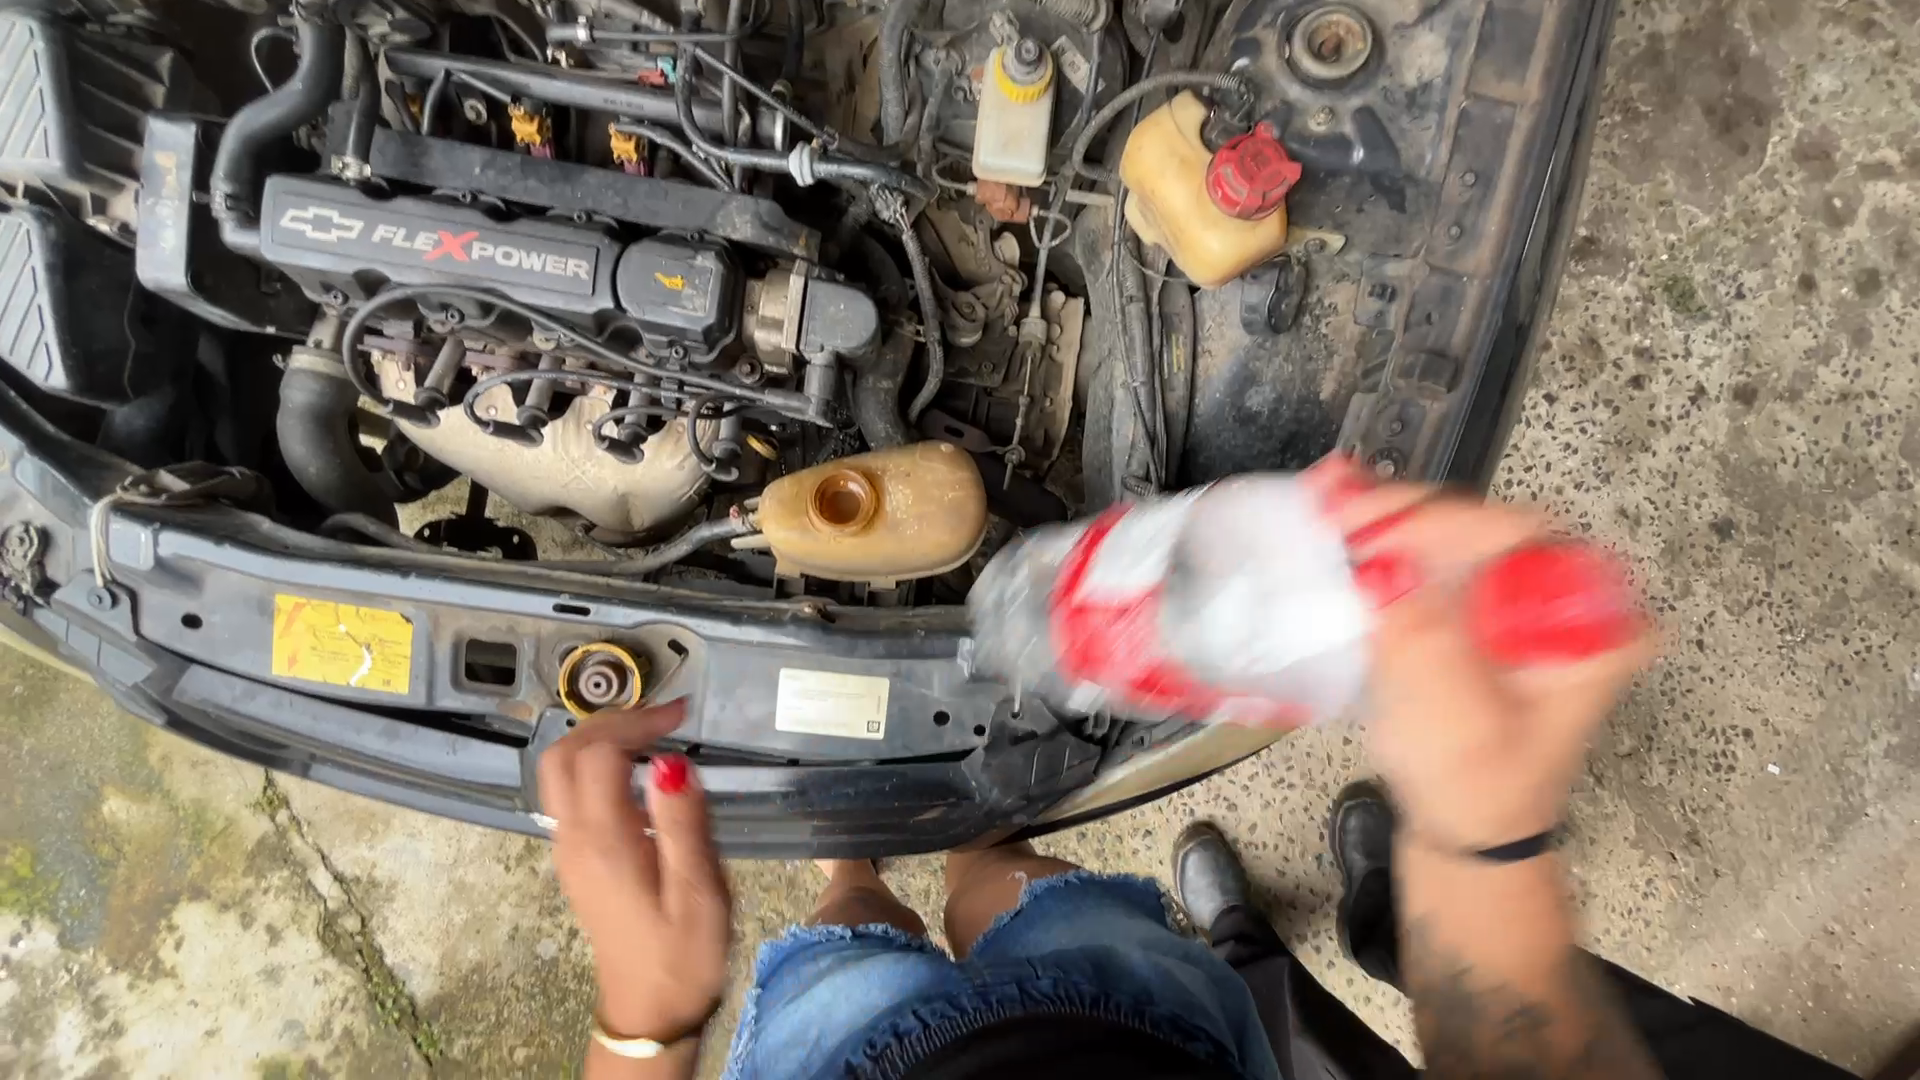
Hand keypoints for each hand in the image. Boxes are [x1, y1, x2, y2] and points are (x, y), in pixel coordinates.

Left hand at [537, 701, 731, 1039]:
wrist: (650, 1011)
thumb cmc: (683, 952)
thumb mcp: (697, 889)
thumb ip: (683, 821)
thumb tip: (672, 762)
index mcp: (604, 841)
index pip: (599, 754)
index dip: (637, 723)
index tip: (681, 716)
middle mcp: (574, 838)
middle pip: (563, 754)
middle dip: (610, 721)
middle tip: (662, 716)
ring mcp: (569, 848)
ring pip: (560, 769)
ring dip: (601, 737)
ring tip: (654, 732)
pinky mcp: (578, 857)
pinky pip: (571, 790)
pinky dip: (599, 761)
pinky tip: (640, 767)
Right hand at [1326, 482, 1653, 850]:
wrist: (1467, 823)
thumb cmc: (1476, 786)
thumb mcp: (1454, 720)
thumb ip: (1421, 641)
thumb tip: (1382, 567)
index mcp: (1587, 627)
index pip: (1518, 539)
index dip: (1438, 526)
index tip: (1371, 536)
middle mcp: (1558, 601)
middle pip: (1480, 522)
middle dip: (1401, 511)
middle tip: (1335, 509)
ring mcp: (1511, 598)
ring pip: (1446, 530)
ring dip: (1382, 514)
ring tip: (1327, 498)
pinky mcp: (1468, 603)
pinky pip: (1423, 554)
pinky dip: (1377, 533)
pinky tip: (1340, 513)